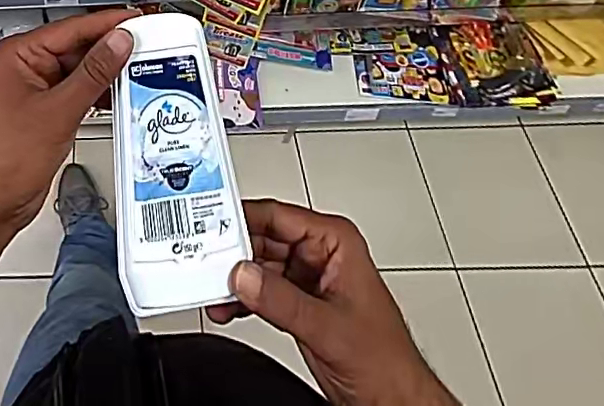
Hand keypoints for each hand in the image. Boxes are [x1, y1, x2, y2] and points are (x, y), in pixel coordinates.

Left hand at [0, 9, 134, 234]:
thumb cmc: (1, 161)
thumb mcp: (58, 111)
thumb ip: (93, 74)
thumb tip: (117, 43)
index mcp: (19, 55)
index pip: (71, 28)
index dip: (106, 23)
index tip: (133, 20)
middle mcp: (25, 67)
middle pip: (77, 46)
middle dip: (109, 48)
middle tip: (143, 45)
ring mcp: (35, 89)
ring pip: (79, 69)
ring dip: (105, 72)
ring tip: (135, 68)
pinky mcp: (45, 109)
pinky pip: (76, 90)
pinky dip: (97, 91)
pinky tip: (116, 94)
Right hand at [207, 200, 456, 405]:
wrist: (396, 403)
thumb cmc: (387, 362)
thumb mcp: (329, 326)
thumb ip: (282, 299)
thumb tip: (244, 274)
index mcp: (334, 241)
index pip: (279, 216)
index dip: (245, 218)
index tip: (214, 224)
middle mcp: (319, 253)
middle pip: (264, 237)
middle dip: (235, 252)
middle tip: (207, 261)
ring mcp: (307, 277)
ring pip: (258, 264)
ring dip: (236, 279)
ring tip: (214, 288)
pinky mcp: (297, 300)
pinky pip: (261, 289)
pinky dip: (242, 298)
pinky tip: (227, 306)